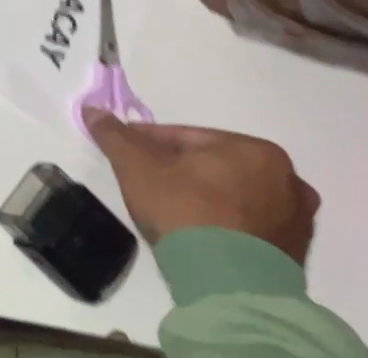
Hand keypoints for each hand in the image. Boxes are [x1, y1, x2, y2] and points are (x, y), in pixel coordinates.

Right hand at [85, 109, 319, 262]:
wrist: (229, 279)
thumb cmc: (182, 208)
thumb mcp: (134, 165)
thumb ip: (114, 134)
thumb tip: (92, 110)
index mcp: (253, 149)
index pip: (183, 137)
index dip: (146, 143)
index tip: (124, 154)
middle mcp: (287, 176)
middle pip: (212, 163)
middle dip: (178, 167)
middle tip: (145, 179)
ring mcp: (298, 214)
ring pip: (233, 190)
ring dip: (204, 191)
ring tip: (171, 204)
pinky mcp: (298, 245)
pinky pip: (251, 217)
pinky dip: (226, 215)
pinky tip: (199, 225)